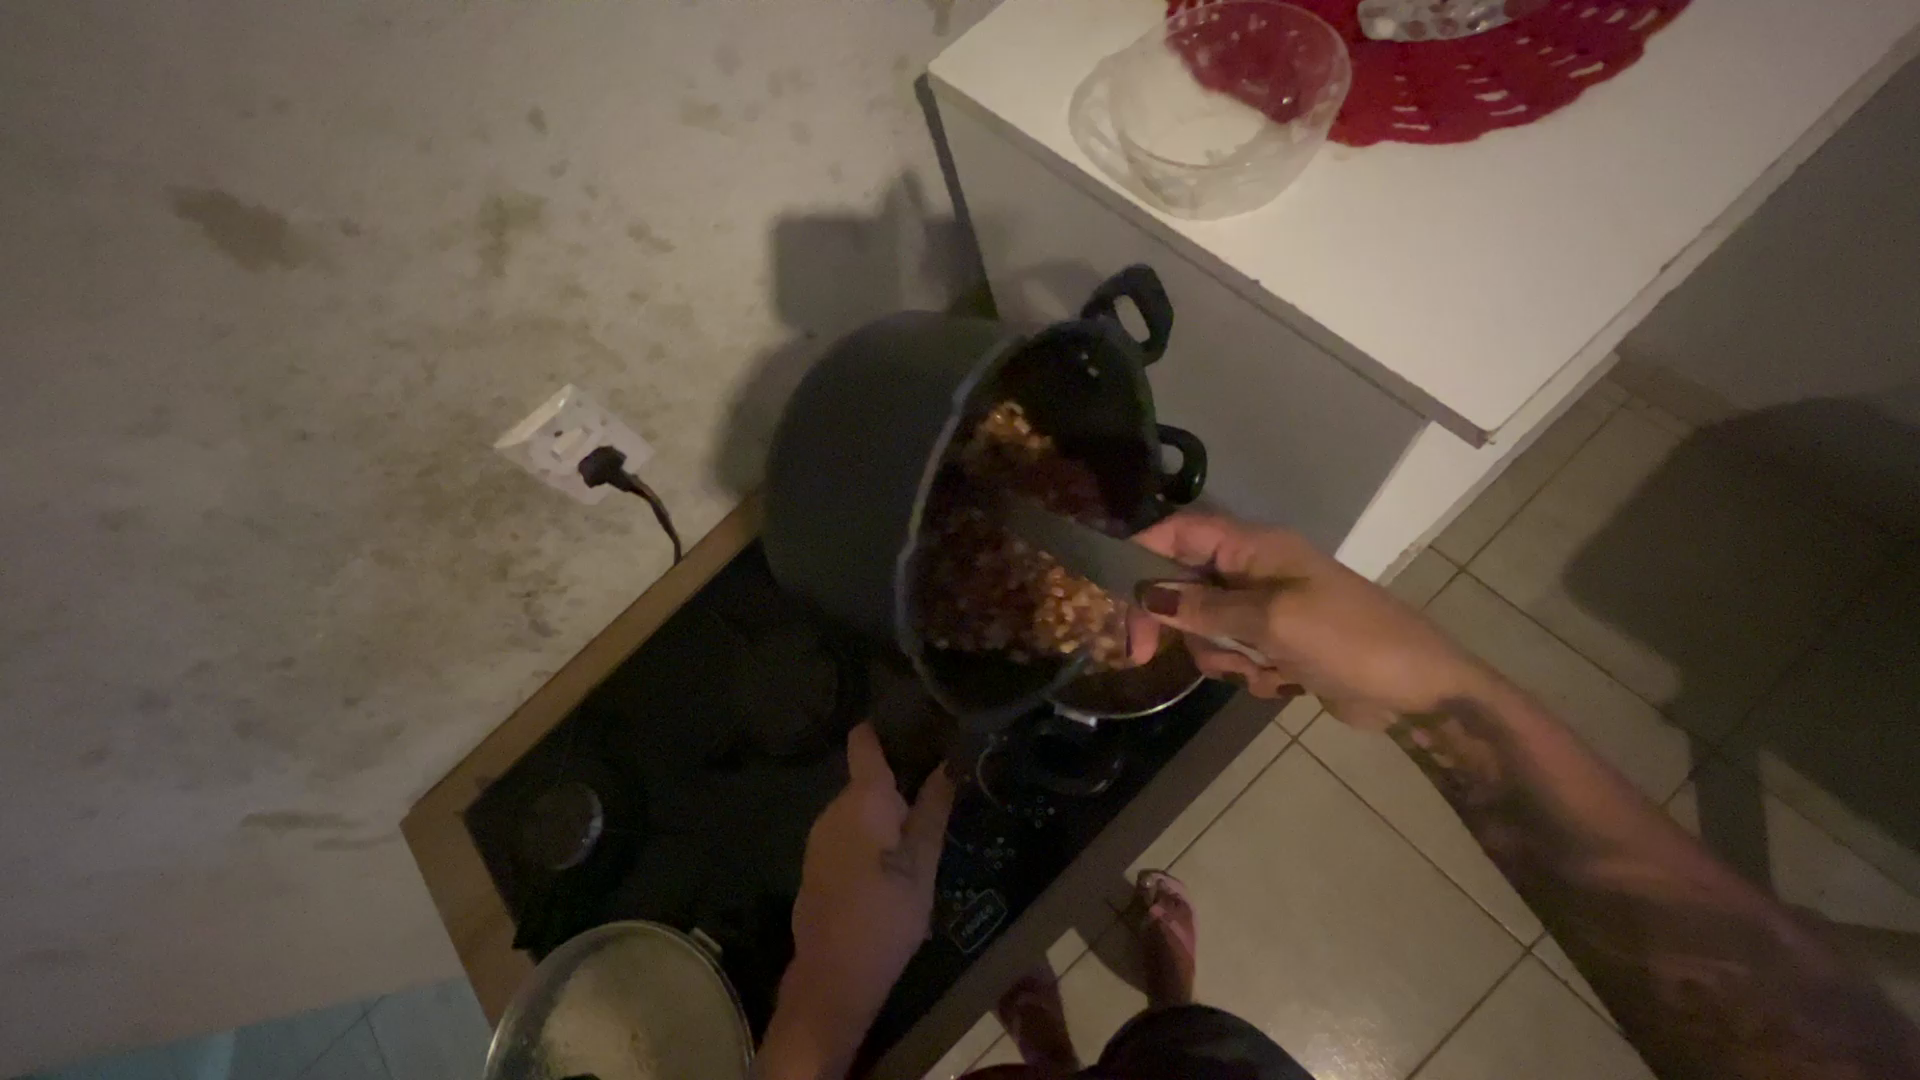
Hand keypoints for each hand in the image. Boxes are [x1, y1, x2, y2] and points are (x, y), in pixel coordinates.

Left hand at [762, 724, 954, 1078]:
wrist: (834, 976)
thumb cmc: (888, 913)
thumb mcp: (924, 861)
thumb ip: (933, 806)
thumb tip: (949, 760)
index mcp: (863, 797)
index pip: (864, 741)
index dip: (885, 727)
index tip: (915, 723)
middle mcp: (834, 806)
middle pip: (867, 778)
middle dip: (898, 783)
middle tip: (936, 795)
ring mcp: (819, 836)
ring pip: (858, 809)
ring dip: (884, 815)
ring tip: (919, 835)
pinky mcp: (814, 863)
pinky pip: (846, 834)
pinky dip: (868, 838)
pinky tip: (889, 867)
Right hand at [1126, 514, 1498, 729]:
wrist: (1418, 691)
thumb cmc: (1348, 639)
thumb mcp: (1270, 621)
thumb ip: (1204, 608)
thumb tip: (1147, 596)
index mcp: (1255, 547)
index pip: (1180, 532)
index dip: (1141, 553)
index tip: (1114, 595)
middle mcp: (1254, 570)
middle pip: (1183, 584)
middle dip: (1176, 622)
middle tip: (1145, 655)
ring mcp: (1266, 607)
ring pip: (1204, 626)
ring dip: (1219, 654)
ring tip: (1258, 668)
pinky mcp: (1276, 642)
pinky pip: (1233, 653)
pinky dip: (1246, 671)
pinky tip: (1280, 682)